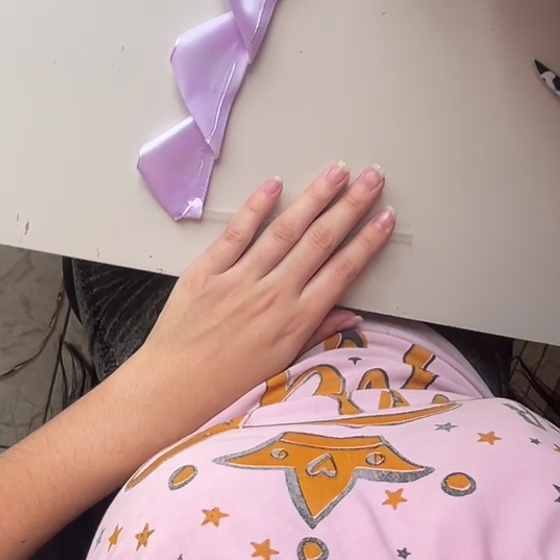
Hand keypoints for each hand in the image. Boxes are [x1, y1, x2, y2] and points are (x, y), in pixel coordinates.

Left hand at [125, 164, 395, 421]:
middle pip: (320, 241)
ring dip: (315, 197)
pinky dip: (257, 207)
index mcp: (295, 321)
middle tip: (372, 177)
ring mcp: (239, 280)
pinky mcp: (207, 271)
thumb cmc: (228, 382)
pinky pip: (237, 233)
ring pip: (285, 230)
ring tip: (337, 171)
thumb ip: (319, 332)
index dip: (368, 242)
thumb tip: (354, 316)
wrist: (173, 388)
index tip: (386, 218)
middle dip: (351, 206)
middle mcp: (272, 296)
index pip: (342, 271)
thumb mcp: (283, 364)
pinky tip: (275, 184)